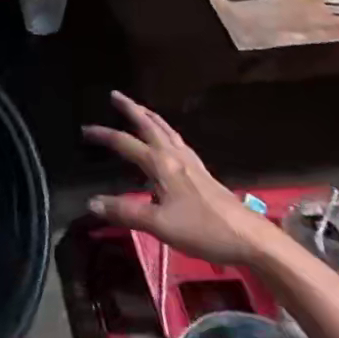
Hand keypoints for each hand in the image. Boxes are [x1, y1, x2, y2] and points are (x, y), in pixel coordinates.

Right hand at [82, 91, 280, 266]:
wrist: (254, 242)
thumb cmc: (205, 230)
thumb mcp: (159, 224)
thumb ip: (124, 212)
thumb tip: (91, 202)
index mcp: (161, 165)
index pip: (125, 143)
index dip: (103, 135)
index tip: (84, 130)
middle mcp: (176, 158)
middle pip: (151, 126)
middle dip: (132, 109)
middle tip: (116, 95)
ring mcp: (193, 165)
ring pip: (168, 132)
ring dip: (151, 117)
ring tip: (140, 109)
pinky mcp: (205, 175)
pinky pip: (179, 143)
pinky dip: (167, 133)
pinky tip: (169, 141)